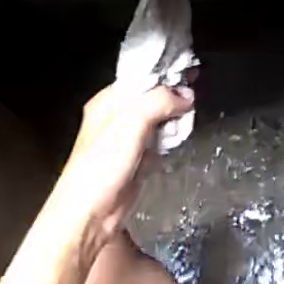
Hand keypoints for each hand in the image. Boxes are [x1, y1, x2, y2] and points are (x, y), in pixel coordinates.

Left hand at [40, 80, 193, 265]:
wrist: (89, 215)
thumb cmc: (102, 165)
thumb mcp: (131, 121)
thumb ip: (160, 101)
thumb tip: (186, 95)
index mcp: (108, 101)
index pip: (141, 76)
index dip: (164, 71)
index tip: (187, 68)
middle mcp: (117, 116)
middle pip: (152, 96)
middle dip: (173, 93)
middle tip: (195, 89)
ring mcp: (128, 138)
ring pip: (159, 118)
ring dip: (175, 116)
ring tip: (190, 114)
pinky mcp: (138, 159)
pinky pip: (160, 140)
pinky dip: (172, 137)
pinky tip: (182, 135)